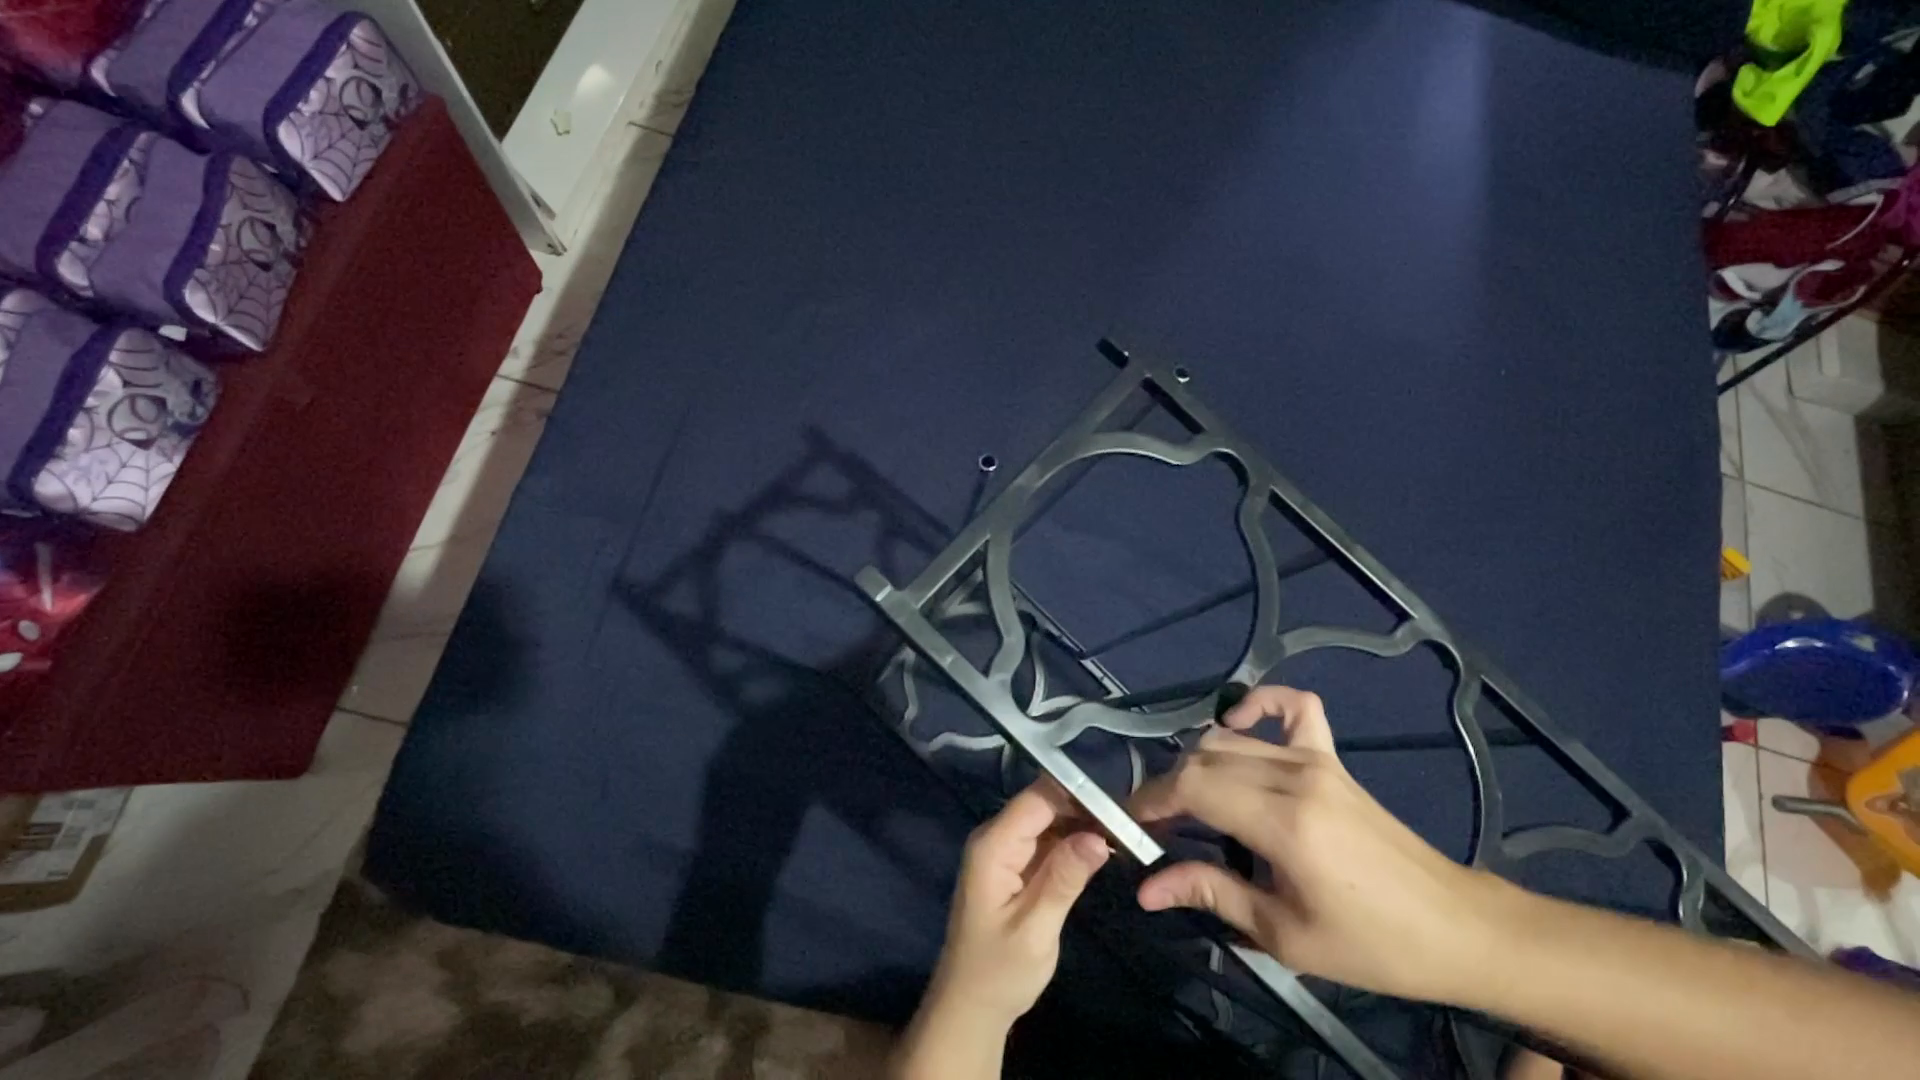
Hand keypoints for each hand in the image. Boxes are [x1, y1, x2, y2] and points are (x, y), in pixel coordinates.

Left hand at [930, 778, 1112, 1024]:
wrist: (972, 1006)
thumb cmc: (999, 972)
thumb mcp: (1035, 929)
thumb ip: (1063, 879)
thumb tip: (1098, 836)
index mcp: (993, 846)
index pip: (1037, 799)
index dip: (1077, 794)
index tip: (1120, 802)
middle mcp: (996, 839)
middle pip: (1045, 804)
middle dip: (1086, 807)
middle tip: (1132, 820)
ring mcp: (1006, 852)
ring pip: (1050, 820)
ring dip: (1084, 824)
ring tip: (1128, 831)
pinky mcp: (1017, 867)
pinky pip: (1048, 841)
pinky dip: (1075, 842)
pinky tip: (1106, 848)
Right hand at [1127, 686, 1510, 1004]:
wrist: (1455, 929)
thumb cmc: (1370, 944)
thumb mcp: (1283, 933)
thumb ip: (1211, 893)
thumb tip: (1146, 888)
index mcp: (1283, 822)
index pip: (1192, 786)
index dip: (1150, 800)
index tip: (1128, 825)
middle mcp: (1295, 776)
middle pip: (1203, 758)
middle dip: (1166, 787)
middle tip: (1154, 828)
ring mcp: (1317, 760)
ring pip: (1230, 738)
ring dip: (1196, 763)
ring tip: (1188, 804)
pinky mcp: (1333, 759)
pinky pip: (1294, 707)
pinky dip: (1259, 703)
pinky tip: (1238, 722)